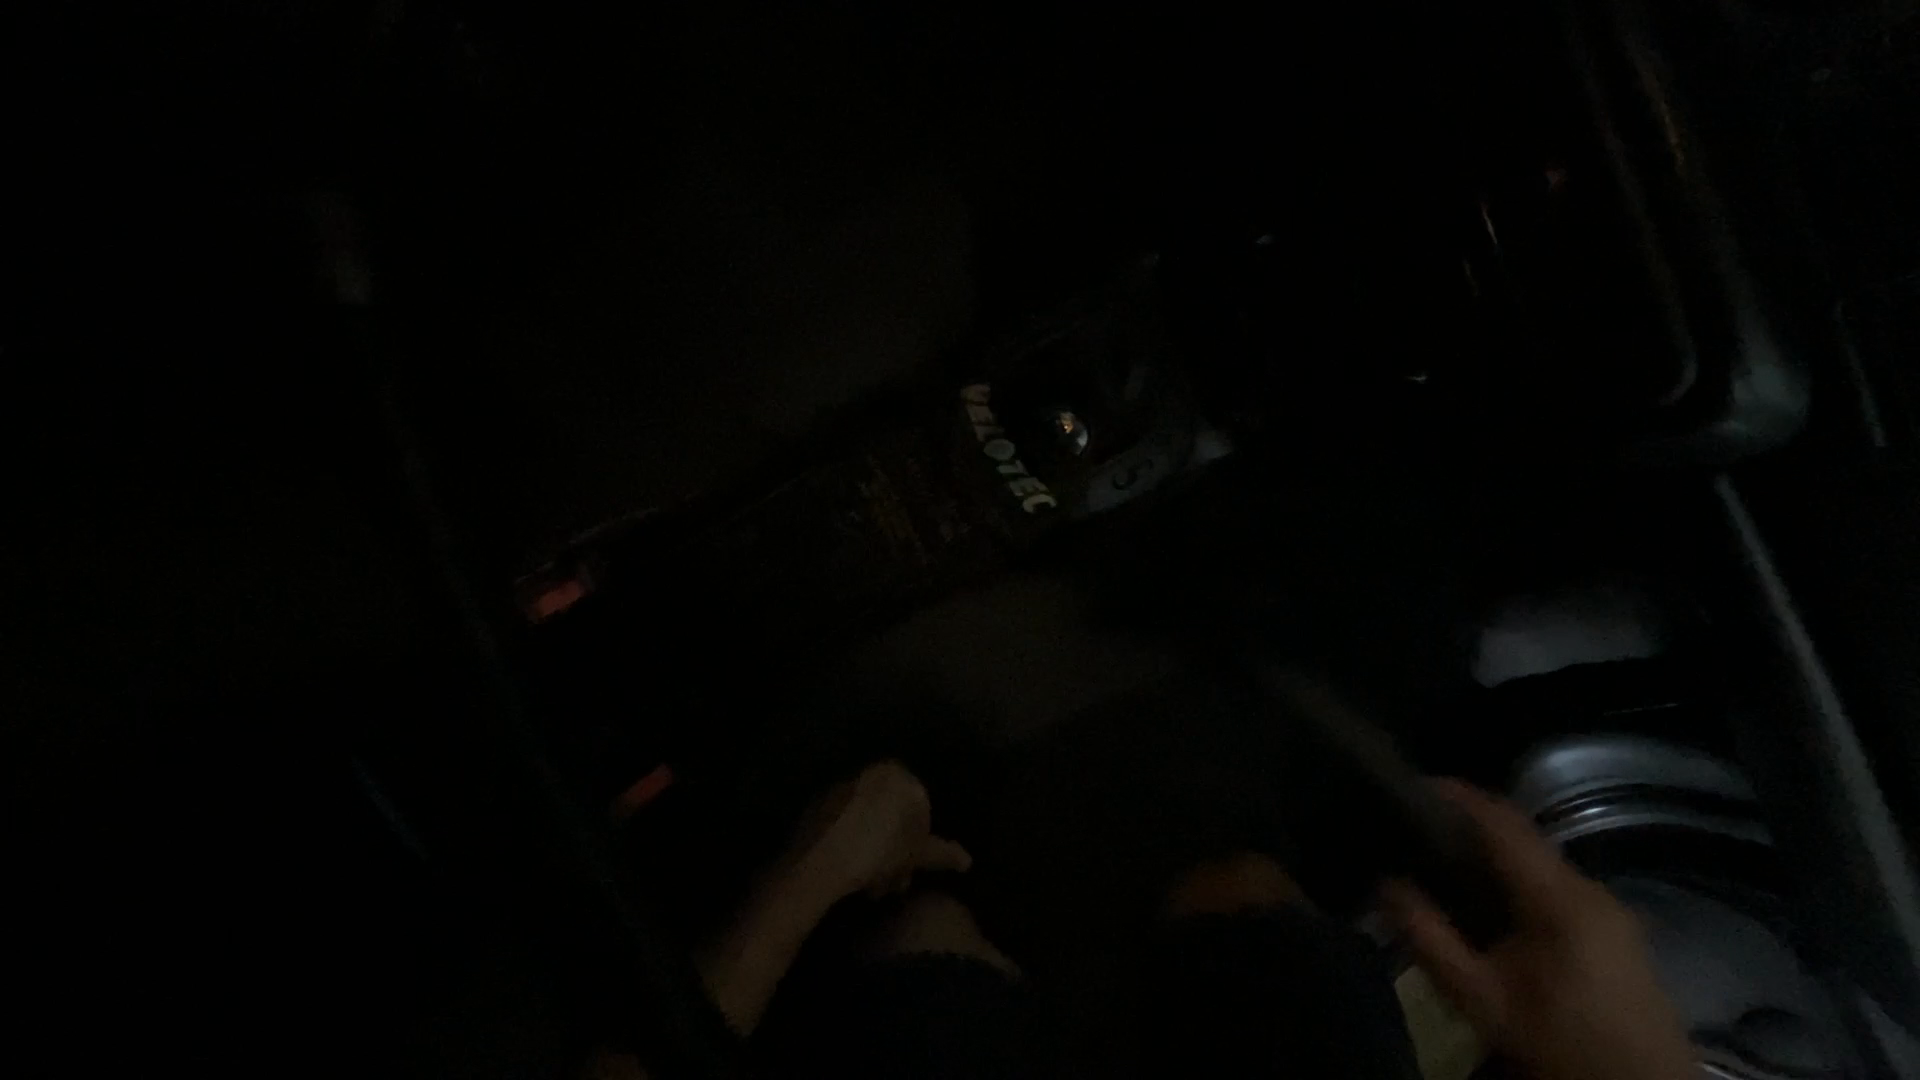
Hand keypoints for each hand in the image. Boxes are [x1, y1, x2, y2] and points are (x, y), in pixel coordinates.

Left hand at [789, 761, 971, 902]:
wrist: (819, 860)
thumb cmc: (879, 851)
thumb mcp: (916, 855)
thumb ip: (942, 853)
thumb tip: (967, 860)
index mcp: (898, 774)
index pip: (921, 809)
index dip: (919, 844)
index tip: (911, 871)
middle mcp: (870, 772)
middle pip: (892, 816)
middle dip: (896, 852)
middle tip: (894, 884)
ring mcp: (842, 787)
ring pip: (869, 822)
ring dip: (875, 854)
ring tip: (872, 888)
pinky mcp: (818, 805)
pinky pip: (846, 826)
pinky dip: (853, 845)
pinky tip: (850, 874)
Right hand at [1385, 781, 1695, 1079]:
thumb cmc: (1561, 1044)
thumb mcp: (1480, 999)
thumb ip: (1428, 937)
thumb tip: (1385, 884)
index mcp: (1561, 898)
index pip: (1503, 822)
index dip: (1457, 794)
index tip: (1410, 783)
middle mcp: (1590, 889)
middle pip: (1520, 835)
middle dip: (1464, 821)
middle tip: (1411, 823)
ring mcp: (1608, 908)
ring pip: (1535, 857)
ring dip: (1487, 848)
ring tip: (1435, 854)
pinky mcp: (1613, 928)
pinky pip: (1550, 879)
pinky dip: (1510, 872)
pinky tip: (1480, 895)